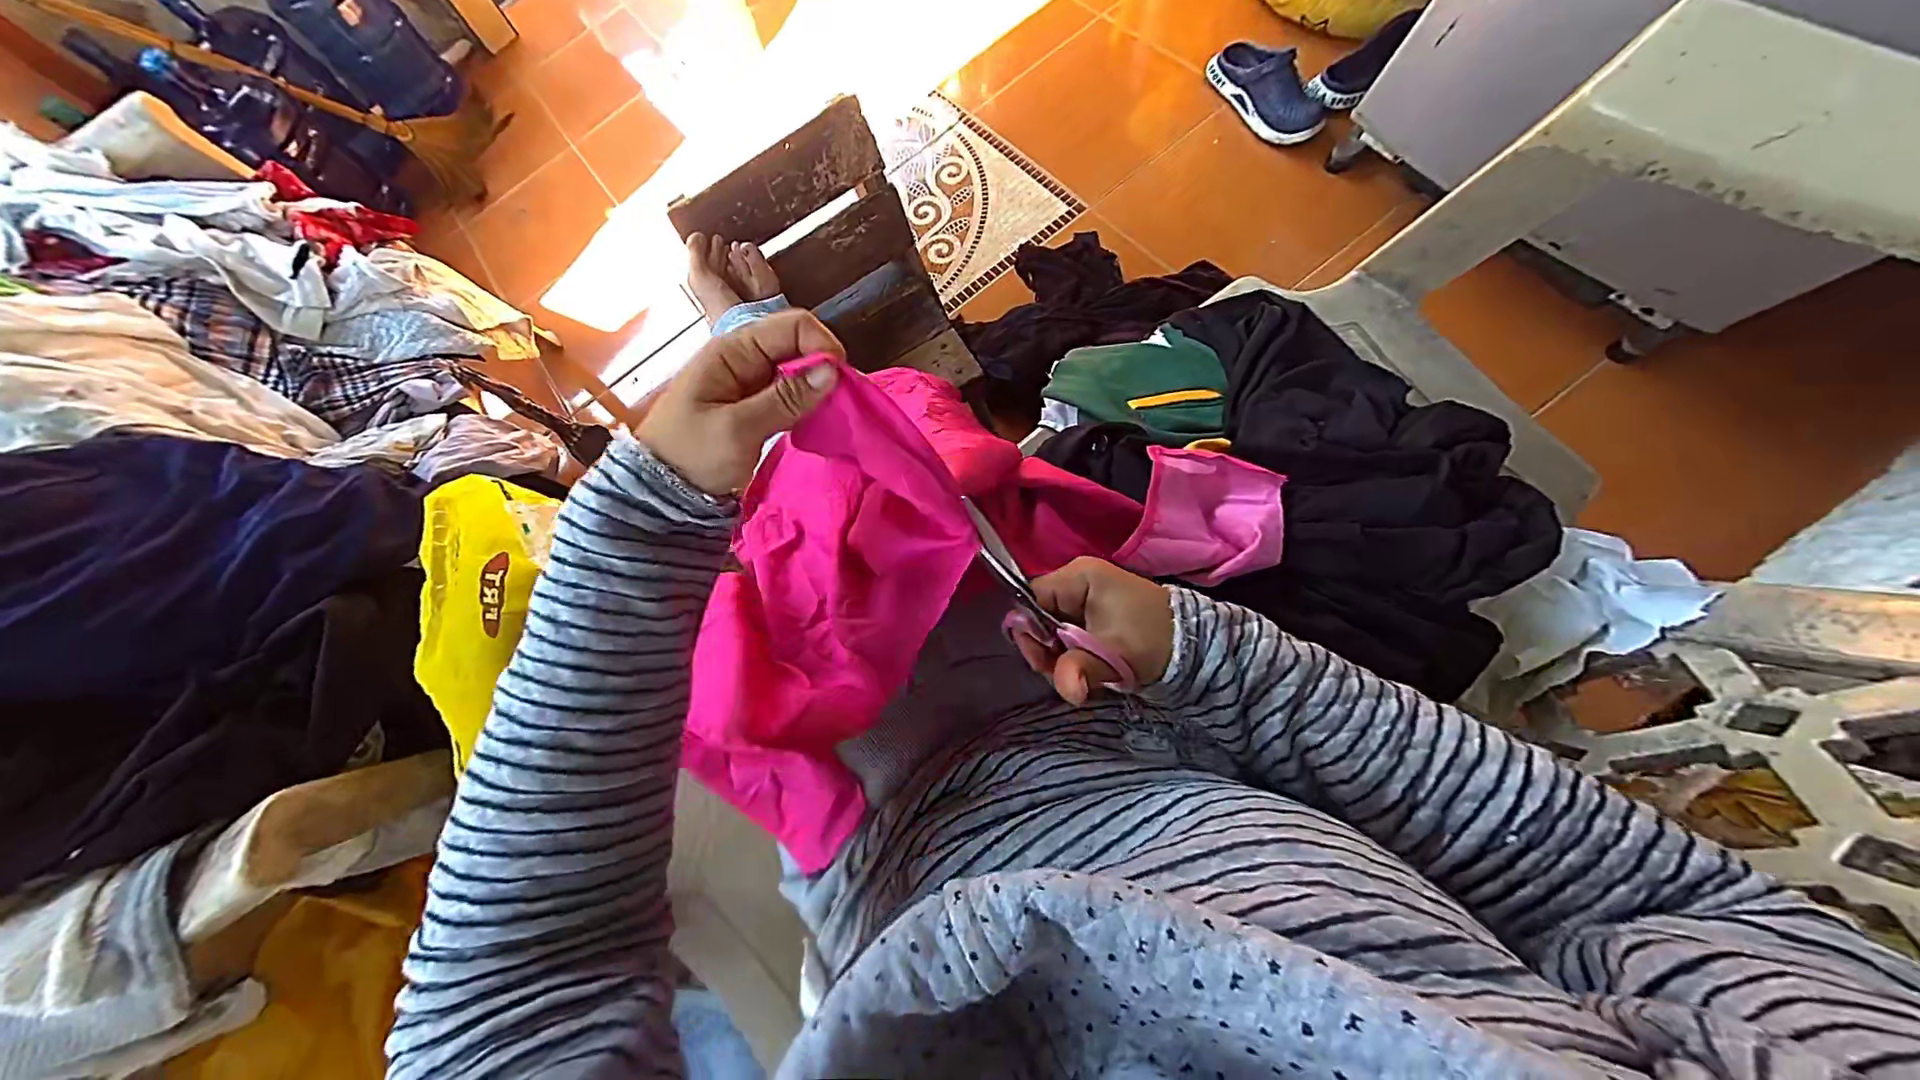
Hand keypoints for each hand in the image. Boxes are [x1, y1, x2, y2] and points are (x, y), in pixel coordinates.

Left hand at [634, 309, 843, 495]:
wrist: (664, 493)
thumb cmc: (692, 456)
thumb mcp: (738, 428)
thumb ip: (785, 398)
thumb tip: (832, 370)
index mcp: (732, 350)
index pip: (791, 326)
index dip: (822, 345)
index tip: (841, 381)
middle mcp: (744, 357)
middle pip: (798, 344)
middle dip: (824, 366)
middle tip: (840, 401)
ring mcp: (750, 381)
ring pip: (798, 369)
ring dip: (818, 387)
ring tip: (832, 412)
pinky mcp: (757, 404)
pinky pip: (792, 392)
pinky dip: (808, 402)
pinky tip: (816, 420)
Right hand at [1014, 557, 1173, 704]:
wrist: (1195, 646)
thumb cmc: (1152, 639)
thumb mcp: (1115, 655)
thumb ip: (1081, 668)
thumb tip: (1066, 689)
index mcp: (1079, 576)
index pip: (1031, 599)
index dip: (1030, 631)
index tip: (1045, 661)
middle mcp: (1078, 581)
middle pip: (1038, 615)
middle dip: (1045, 650)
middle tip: (1063, 674)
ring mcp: (1086, 598)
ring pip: (1051, 628)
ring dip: (1059, 657)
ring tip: (1080, 674)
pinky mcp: (1094, 616)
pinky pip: (1067, 634)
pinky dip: (1072, 655)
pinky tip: (1086, 669)